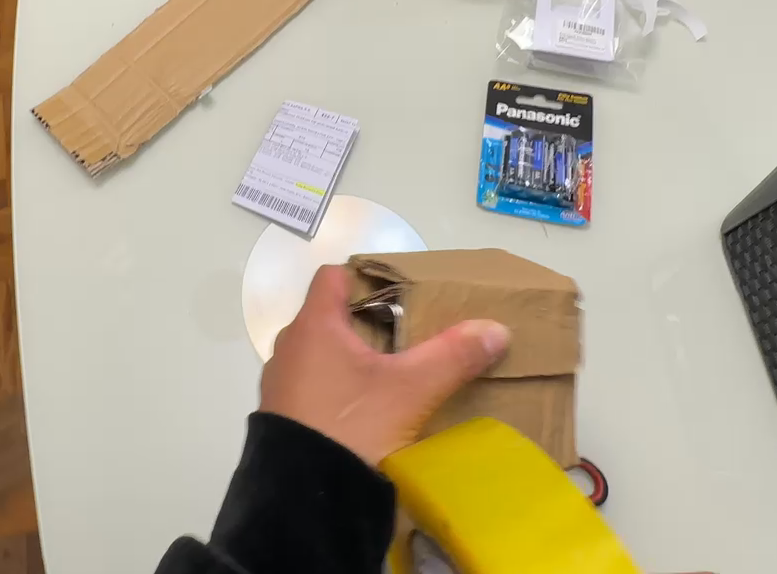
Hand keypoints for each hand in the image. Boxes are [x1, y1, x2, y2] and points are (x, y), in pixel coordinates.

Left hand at [260, 264, 510, 466]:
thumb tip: (495, 328)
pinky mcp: (281, 414)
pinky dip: (335, 384)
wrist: (303, 500)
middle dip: (366, 321)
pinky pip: (311, 382)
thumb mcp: (410, 391)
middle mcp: (290, 343)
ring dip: (350, 355)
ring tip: (389, 374)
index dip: (364, 277)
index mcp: (315, 324)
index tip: (397, 295)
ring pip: (320, 350)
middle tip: (405, 337)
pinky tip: (364, 408)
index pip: (333, 276)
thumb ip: (451, 356)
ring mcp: (281, 380)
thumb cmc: (352, 426)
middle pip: (329, 314)